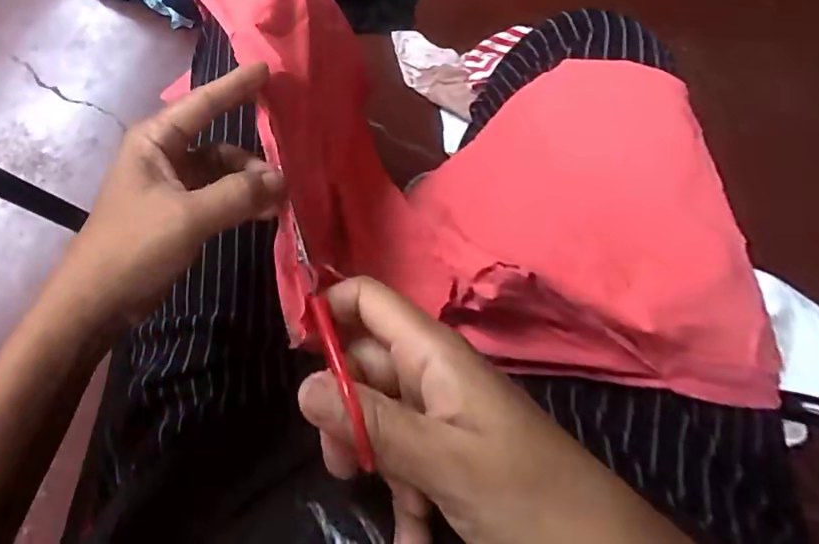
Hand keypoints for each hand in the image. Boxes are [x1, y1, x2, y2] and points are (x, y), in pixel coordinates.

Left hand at [50, 62, 285, 329]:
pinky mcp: (178, 213)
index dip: (236, 85)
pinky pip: (218, 196)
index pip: (203, 102)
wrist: (94, 305)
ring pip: (222, 172)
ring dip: (249, 183)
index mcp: (156, 140)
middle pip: (219, 142)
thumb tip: (282, 180)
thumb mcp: (188, 217)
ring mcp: (172, 185)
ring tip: (279, 201)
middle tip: (288, 169)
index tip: (266, 67)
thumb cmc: (133, 247)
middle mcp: (164, 154)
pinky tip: (265, 214)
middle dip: (252, 155)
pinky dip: (241, 202)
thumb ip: (237, 194)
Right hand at [297, 277, 692, 543]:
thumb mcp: (444, 462)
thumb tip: (301, 385)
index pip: (367, 299)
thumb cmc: (524, 493)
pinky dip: (400, 492)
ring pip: (377, 413)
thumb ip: (372, 421)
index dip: (327, 310)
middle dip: (343, 407)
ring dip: (370, 456)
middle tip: (340, 460)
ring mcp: (441, 412)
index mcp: (432, 351)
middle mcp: (432, 371)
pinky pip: (402, 454)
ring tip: (385, 500)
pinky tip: (416, 530)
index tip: (294, 354)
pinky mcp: (449, 452)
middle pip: (363, 362)